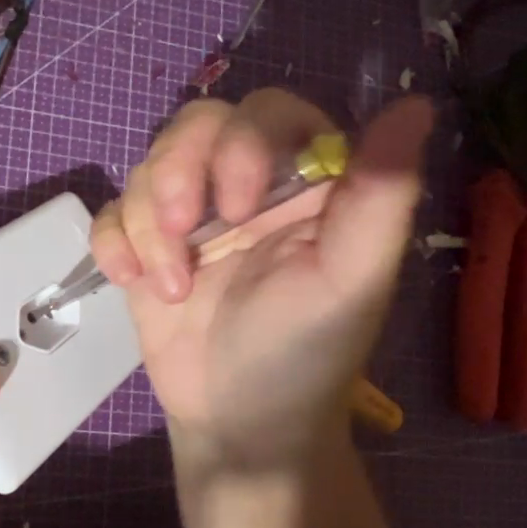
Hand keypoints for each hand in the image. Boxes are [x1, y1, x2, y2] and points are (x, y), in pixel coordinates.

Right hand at [91, 89, 432, 470]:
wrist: (235, 422)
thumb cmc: (305, 353)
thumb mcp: (351, 280)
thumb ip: (381, 196)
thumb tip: (415, 105)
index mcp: (303, 184)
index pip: (268, 113)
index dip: (243, 143)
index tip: (240, 209)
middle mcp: (244, 187)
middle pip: (196, 126)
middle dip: (177, 172)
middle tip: (181, 231)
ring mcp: (190, 216)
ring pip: (148, 168)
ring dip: (146, 224)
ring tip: (170, 287)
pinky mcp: (144, 246)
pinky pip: (111, 212)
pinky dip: (111, 242)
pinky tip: (131, 281)